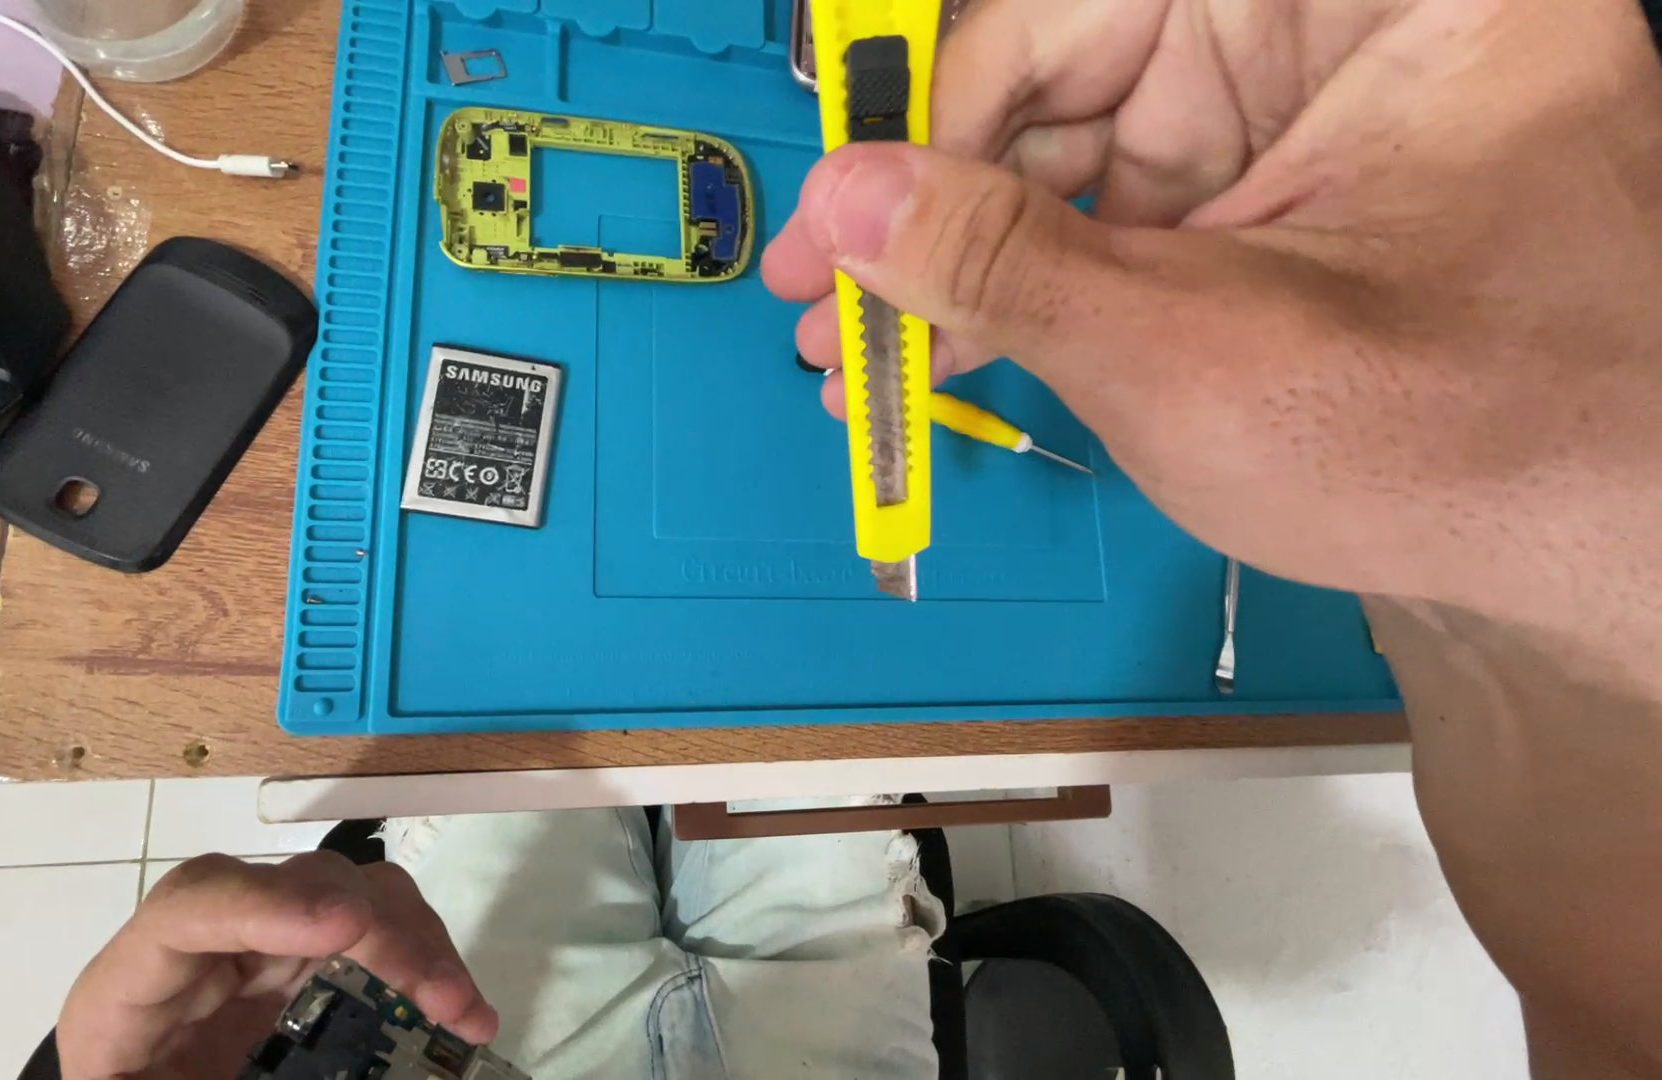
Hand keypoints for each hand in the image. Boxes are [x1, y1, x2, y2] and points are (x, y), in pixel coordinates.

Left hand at [56, 852, 496, 1079]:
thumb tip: (336, 1072)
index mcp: (140, 983)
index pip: (195, 905)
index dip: (271, 902)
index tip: (348, 929)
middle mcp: (216, 938)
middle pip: (306, 885)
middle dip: (383, 929)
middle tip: (437, 993)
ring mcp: (272, 938)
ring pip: (360, 893)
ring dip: (420, 940)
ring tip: (461, 1006)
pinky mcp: (314, 957)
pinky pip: (382, 929)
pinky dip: (426, 960)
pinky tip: (461, 1007)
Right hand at [763, 0, 1661, 642]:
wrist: (1561, 555)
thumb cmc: (1419, 447)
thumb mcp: (1184, 352)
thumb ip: (1005, 265)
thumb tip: (839, 198)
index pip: (1071, 11)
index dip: (931, 122)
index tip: (830, 229)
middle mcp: (1297, 34)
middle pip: (1043, 93)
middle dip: (917, 214)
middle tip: (817, 306)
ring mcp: (1253, 135)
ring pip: (1040, 177)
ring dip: (936, 274)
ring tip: (851, 359)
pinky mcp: (1219, 220)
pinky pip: (1074, 238)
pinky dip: (995, 305)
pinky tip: (925, 364)